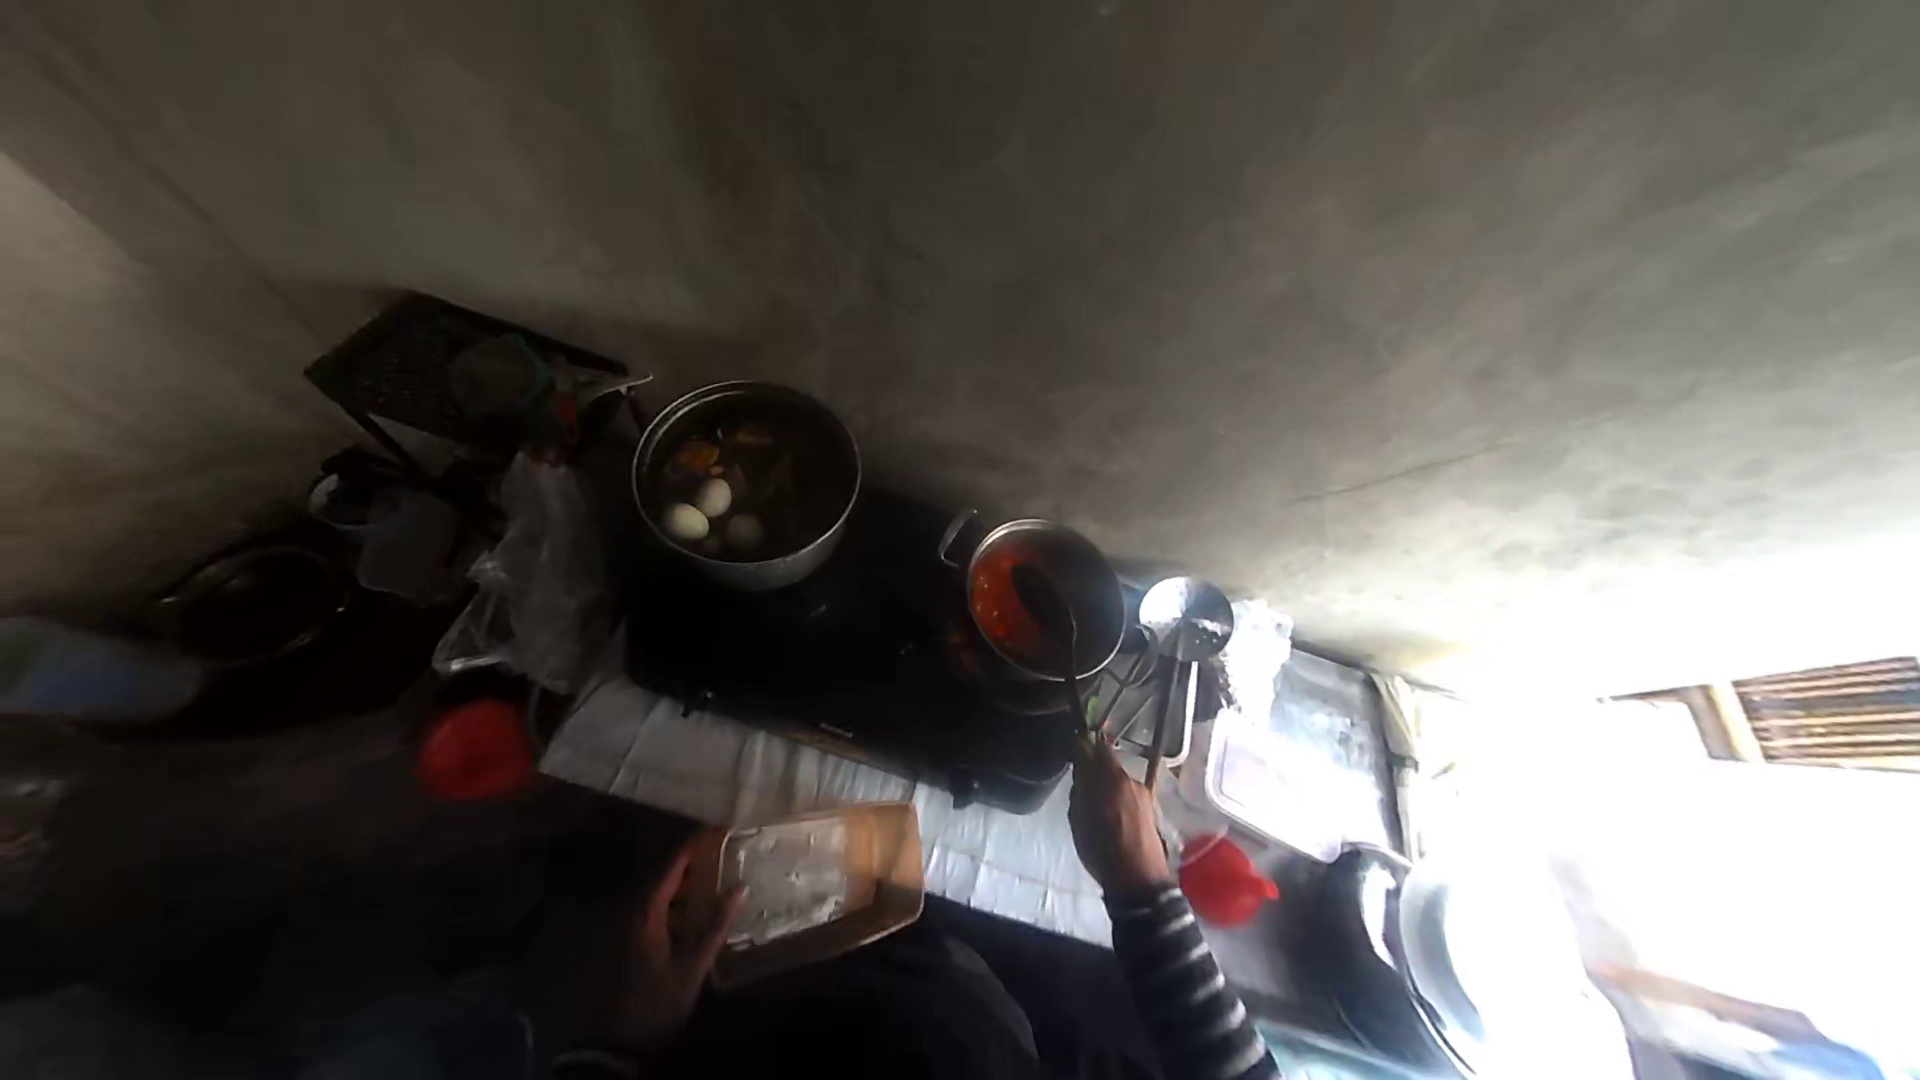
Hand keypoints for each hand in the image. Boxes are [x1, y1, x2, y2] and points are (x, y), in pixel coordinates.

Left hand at [608, 836, 744, 1052]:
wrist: (619, 1047)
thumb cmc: (657, 1002)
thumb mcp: (693, 966)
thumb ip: (716, 926)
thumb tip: (740, 887)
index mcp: (648, 915)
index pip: (671, 867)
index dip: (691, 846)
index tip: (714, 828)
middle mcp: (636, 915)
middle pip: (665, 876)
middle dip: (692, 859)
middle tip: (721, 844)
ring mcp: (633, 930)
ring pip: (662, 892)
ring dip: (686, 879)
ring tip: (716, 868)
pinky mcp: (636, 943)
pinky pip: (660, 908)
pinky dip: (680, 898)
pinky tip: (699, 903)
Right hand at [1069, 736, 1173, 894]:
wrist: (1138, 879)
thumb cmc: (1101, 848)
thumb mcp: (1079, 817)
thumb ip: (1079, 786)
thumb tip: (1080, 766)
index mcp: (1111, 777)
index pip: (1096, 746)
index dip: (1084, 743)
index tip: (1075, 745)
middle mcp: (1130, 779)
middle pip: (1109, 762)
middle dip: (1095, 766)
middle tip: (1081, 779)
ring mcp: (1143, 793)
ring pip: (1119, 779)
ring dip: (1107, 783)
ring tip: (1096, 803)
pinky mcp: (1151, 809)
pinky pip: (1128, 793)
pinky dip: (1118, 797)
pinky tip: (1113, 814)